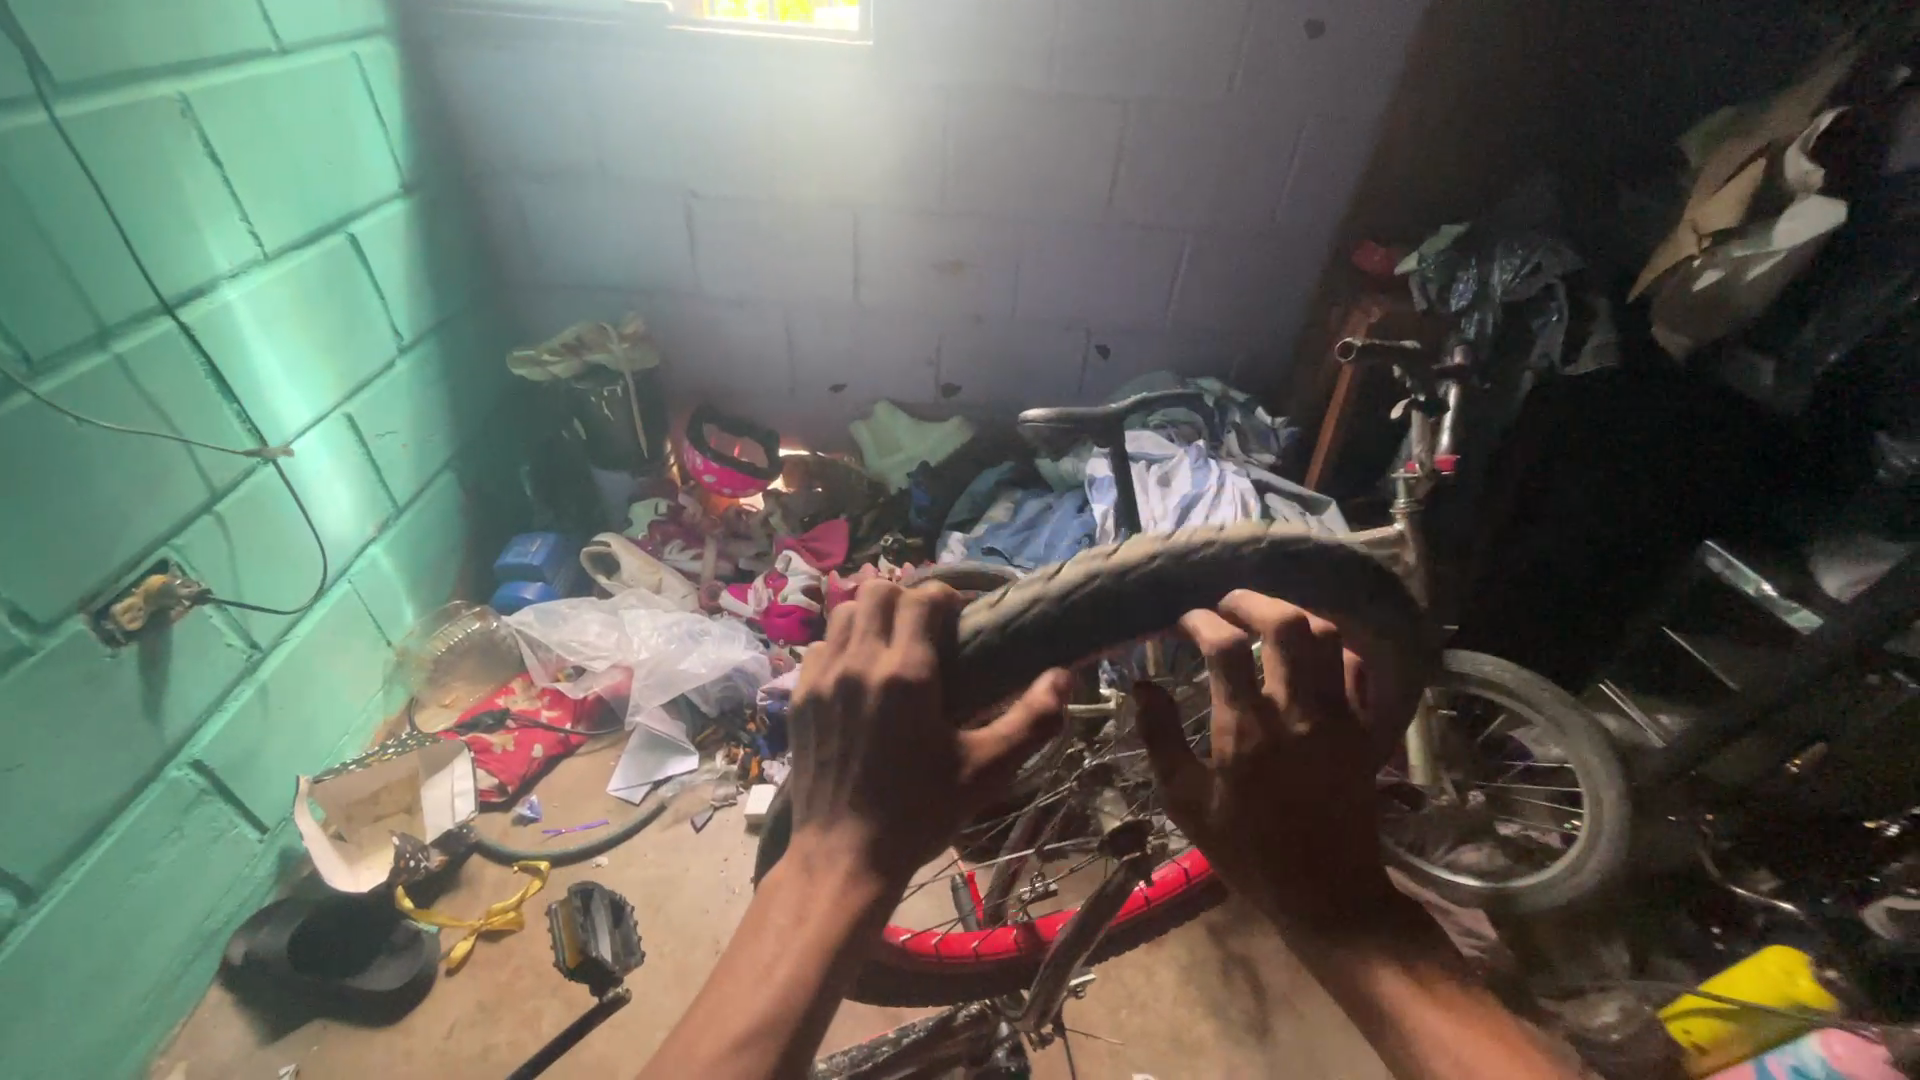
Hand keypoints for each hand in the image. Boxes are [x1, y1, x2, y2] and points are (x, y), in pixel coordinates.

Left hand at [787, 579, 1071, 886]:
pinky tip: (857, 677)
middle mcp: (860, 662)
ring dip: (872, 618)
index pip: (921, 597)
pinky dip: (841, 647)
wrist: (845, 856)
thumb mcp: (987, 770)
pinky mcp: (799, 698)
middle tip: (926, 629)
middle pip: (877, 590)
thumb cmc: (921, 812)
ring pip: (845, 613)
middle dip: (905, 599)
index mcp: (907, 673)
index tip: (958, 619)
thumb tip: (1065, 676)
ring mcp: (823, 678)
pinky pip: (819, 647)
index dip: (945, 597)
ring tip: (892, 646)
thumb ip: (1032, 721)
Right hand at [1137, 590, 1406, 929]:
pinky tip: (1307, 652)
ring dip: (1292, 615)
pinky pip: (1358, 669)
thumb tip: (1142, 685)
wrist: (1327, 894)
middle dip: (1249, 602)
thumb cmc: (1246, 850)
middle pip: (1284, 625)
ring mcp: (1339, 718)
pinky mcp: (1365, 730)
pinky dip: (1332, 648)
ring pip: (1326, 636)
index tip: (1181, 623)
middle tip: (1223, 605)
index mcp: (1246, 729)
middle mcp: (1297, 712)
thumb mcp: (1185, 801)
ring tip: (1263, 619)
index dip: (1198, 621)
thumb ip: (1160, 737)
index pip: (1224, 646)